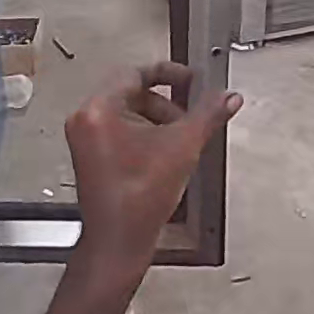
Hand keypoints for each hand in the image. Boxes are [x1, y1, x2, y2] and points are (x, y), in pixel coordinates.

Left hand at [65, 62, 242, 276]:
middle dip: (165, 101)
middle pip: (130, 91)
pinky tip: (165, 148)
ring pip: (126, 110)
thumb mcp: (183, 146)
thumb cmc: (138, 199)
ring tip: (180, 135)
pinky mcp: (91, 154)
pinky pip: (119, 128)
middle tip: (188, 111)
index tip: (188, 78)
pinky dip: (144, 131)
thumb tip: (228, 98)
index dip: (168, 72)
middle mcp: (85, 119)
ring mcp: (85, 138)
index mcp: (99, 110)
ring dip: (157, 117)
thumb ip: (208, 115)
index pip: (134, 72)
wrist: (120, 241)